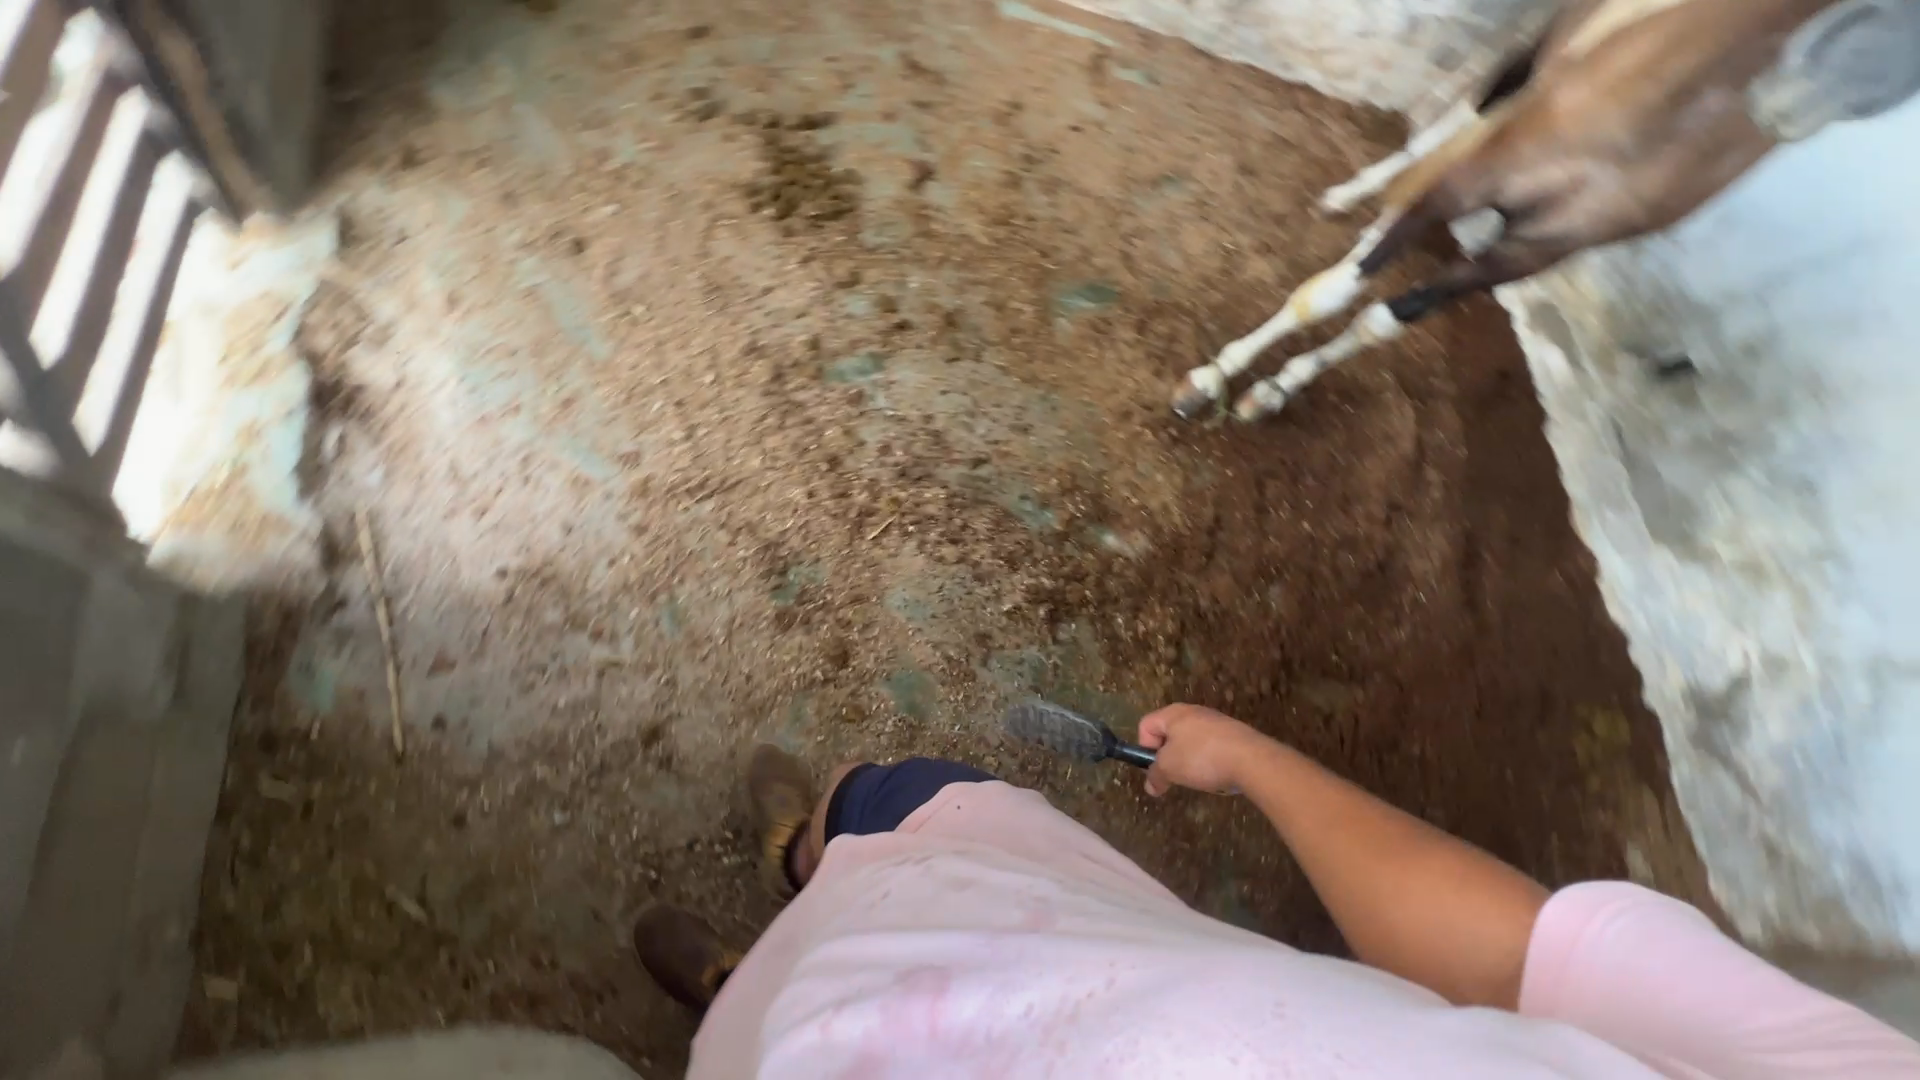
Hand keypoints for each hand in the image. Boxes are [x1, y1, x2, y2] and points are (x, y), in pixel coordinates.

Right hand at [1136, 704, 1268, 796]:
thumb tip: (1151, 786)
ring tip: (1199, 777)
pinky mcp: (1234, 734)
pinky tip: (1218, 775)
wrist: (1252, 760)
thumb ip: (1155, 776)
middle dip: (1169, 757)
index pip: (1146, 725)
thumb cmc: (1201, 758)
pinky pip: (1212, 747)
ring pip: (1192, 742)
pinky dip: (1210, 761)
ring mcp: (1216, 721)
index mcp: (1173, 713)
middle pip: (1170, 734)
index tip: (1156, 768)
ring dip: (1190, 761)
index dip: (1144, 748)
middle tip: (1175, 775)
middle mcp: (1193, 711)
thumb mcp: (1170, 768)